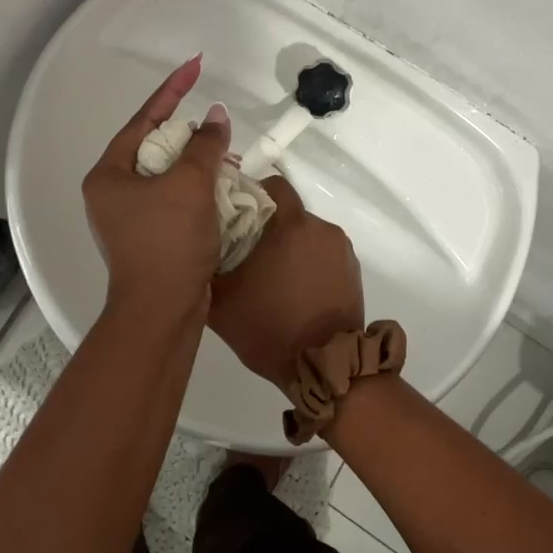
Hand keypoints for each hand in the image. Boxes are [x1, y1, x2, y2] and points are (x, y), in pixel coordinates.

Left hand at [82, 55, 229, 318]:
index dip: (172, 90)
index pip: (143, 119)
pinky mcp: (150, 239)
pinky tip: (223, 189)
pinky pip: (175, 200)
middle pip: (155, 148)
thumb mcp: (190, 185)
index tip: (195, 66)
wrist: (162, 312)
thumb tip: (216, 118)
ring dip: (198, 165)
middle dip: (190, 136)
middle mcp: (113, 192)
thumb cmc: (168, 241)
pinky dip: (198, 191)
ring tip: (228, 157)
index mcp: (109, 174)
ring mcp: (129, 218)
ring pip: (168, 176)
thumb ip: (205, 145)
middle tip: (219, 126)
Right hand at [209, 174, 363, 388]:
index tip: (235, 217)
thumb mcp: (222, 302)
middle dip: (268, 226)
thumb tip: (199, 243)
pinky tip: (296, 290)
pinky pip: (323, 253)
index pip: (272, 185)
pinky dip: (309, 262)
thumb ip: (210, 263)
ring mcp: (340, 249)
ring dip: (290, 246)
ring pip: (306, 234)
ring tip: (273, 277)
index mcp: (289, 224)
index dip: (252, 195)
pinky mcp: (353, 269)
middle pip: (288, 211)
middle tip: (248, 252)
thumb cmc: (269, 329)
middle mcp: (319, 227)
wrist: (325, 367)